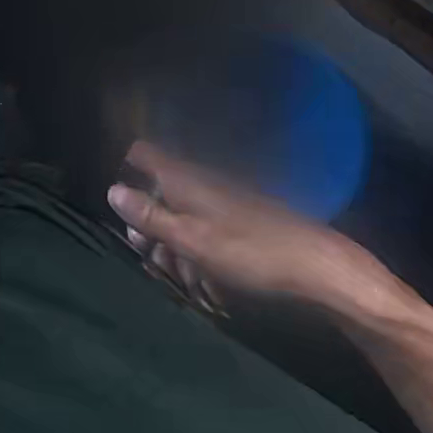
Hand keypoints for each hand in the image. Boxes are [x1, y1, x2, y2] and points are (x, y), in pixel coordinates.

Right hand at [107, 143, 393, 316]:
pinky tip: (205, 280)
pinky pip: (202, 227)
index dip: (119, 163)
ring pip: (178, 214)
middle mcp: (197, 180)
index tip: (110, 191)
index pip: (138, 152)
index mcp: (180, 177)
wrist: (322, 270)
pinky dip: (195, 249)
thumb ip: (147, 215)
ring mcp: (219, 199)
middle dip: (145, 222)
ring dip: (171, 243)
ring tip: (180, 278)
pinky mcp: (238, 220)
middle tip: (148, 255)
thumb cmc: (249, 251)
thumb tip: (110, 190)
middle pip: (154, 190)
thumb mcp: (190, 239)